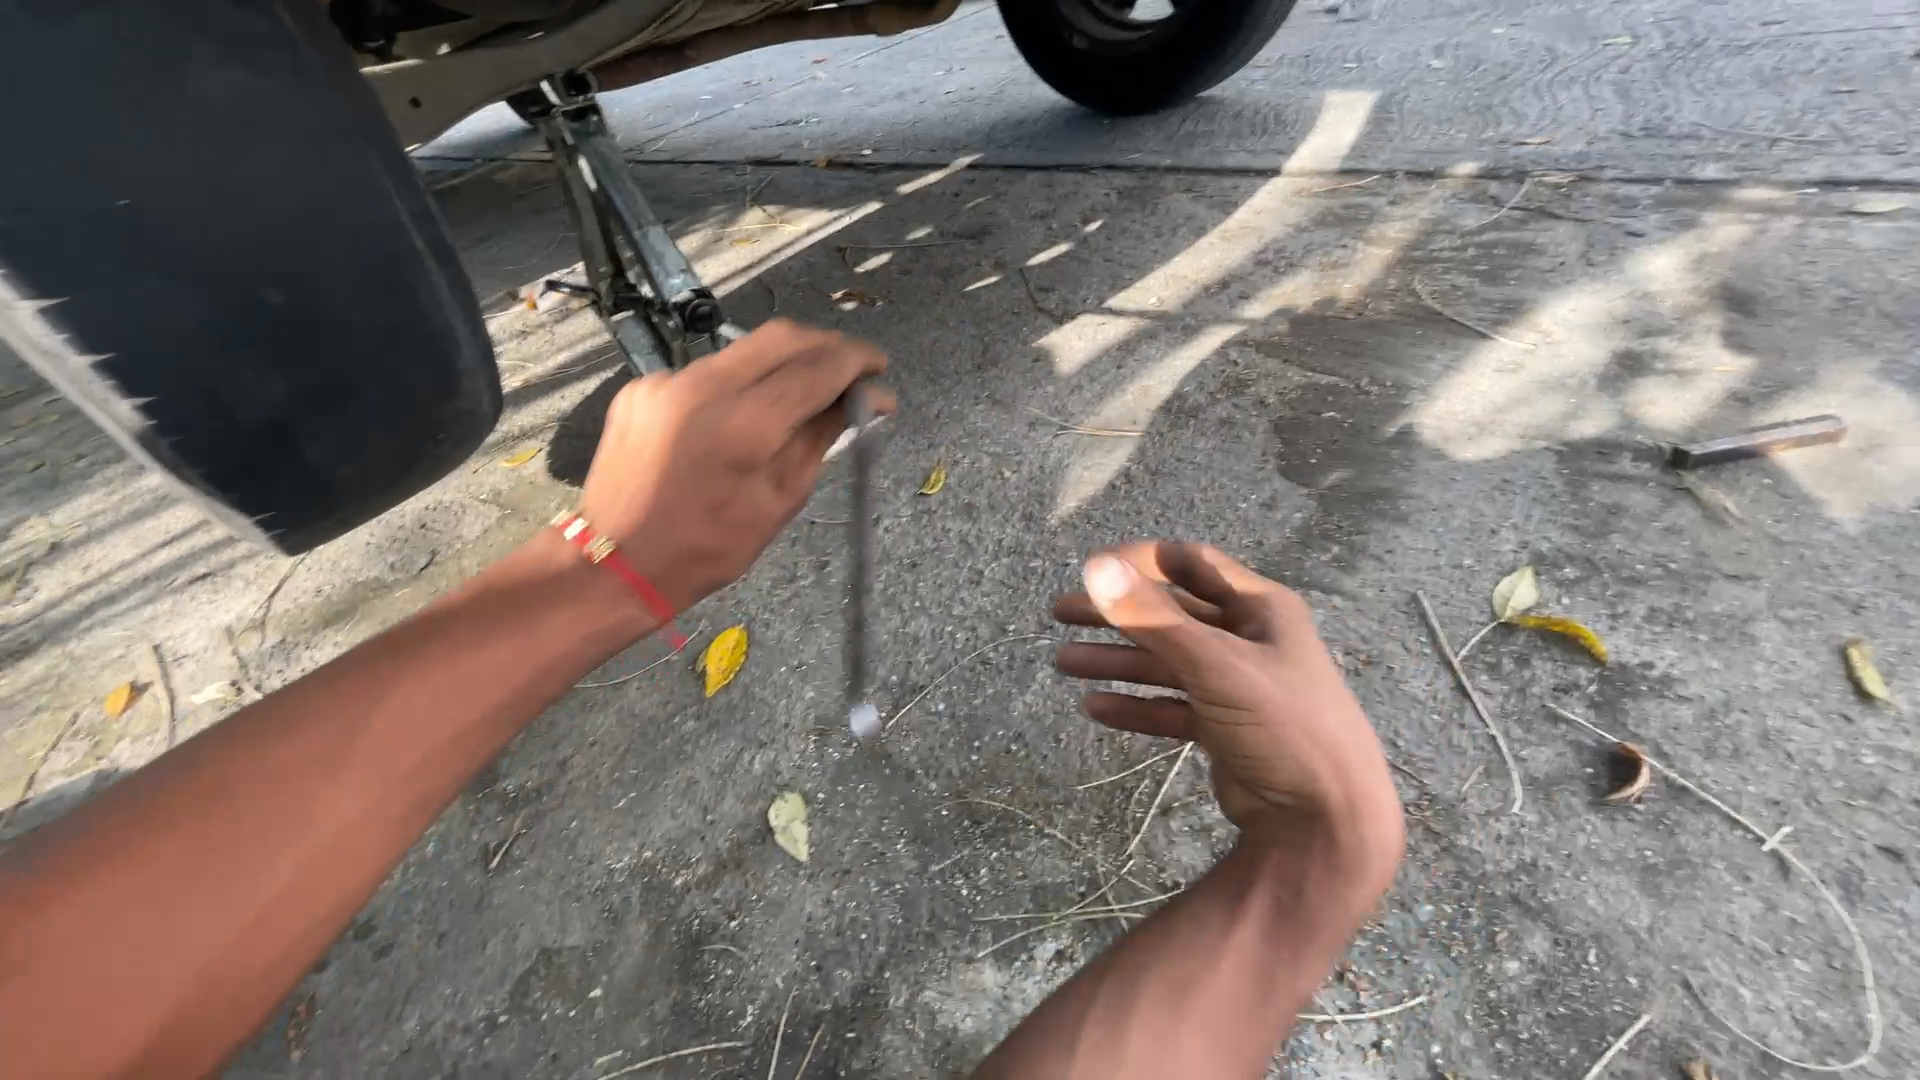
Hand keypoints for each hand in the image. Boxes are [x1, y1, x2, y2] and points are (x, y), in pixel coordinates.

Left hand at [577, 319, 891, 611]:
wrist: (615, 562)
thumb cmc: (709, 548)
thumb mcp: (779, 500)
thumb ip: (822, 438)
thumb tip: (869, 401)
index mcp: (744, 425)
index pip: (816, 368)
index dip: (856, 361)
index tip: (881, 368)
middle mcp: (703, 387)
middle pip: (782, 338)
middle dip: (826, 346)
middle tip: (853, 370)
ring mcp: (667, 381)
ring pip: (745, 350)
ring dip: (786, 361)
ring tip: (809, 390)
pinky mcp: (644, 386)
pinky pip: (709, 371)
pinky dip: (742, 381)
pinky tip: (750, 411)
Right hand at [1054, 543, 1402, 870]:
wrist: (1327, 822)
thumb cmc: (1283, 725)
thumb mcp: (1217, 665)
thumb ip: (1154, 618)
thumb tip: (1095, 567)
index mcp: (1260, 609)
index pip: (1192, 564)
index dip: (1141, 561)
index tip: (1090, 568)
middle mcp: (1248, 640)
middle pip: (1169, 614)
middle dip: (1115, 613)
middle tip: (1060, 612)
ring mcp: (1236, 686)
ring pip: (1165, 663)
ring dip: (1116, 662)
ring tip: (1064, 663)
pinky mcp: (1224, 727)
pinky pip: (1170, 706)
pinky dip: (1135, 705)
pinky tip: (1096, 708)